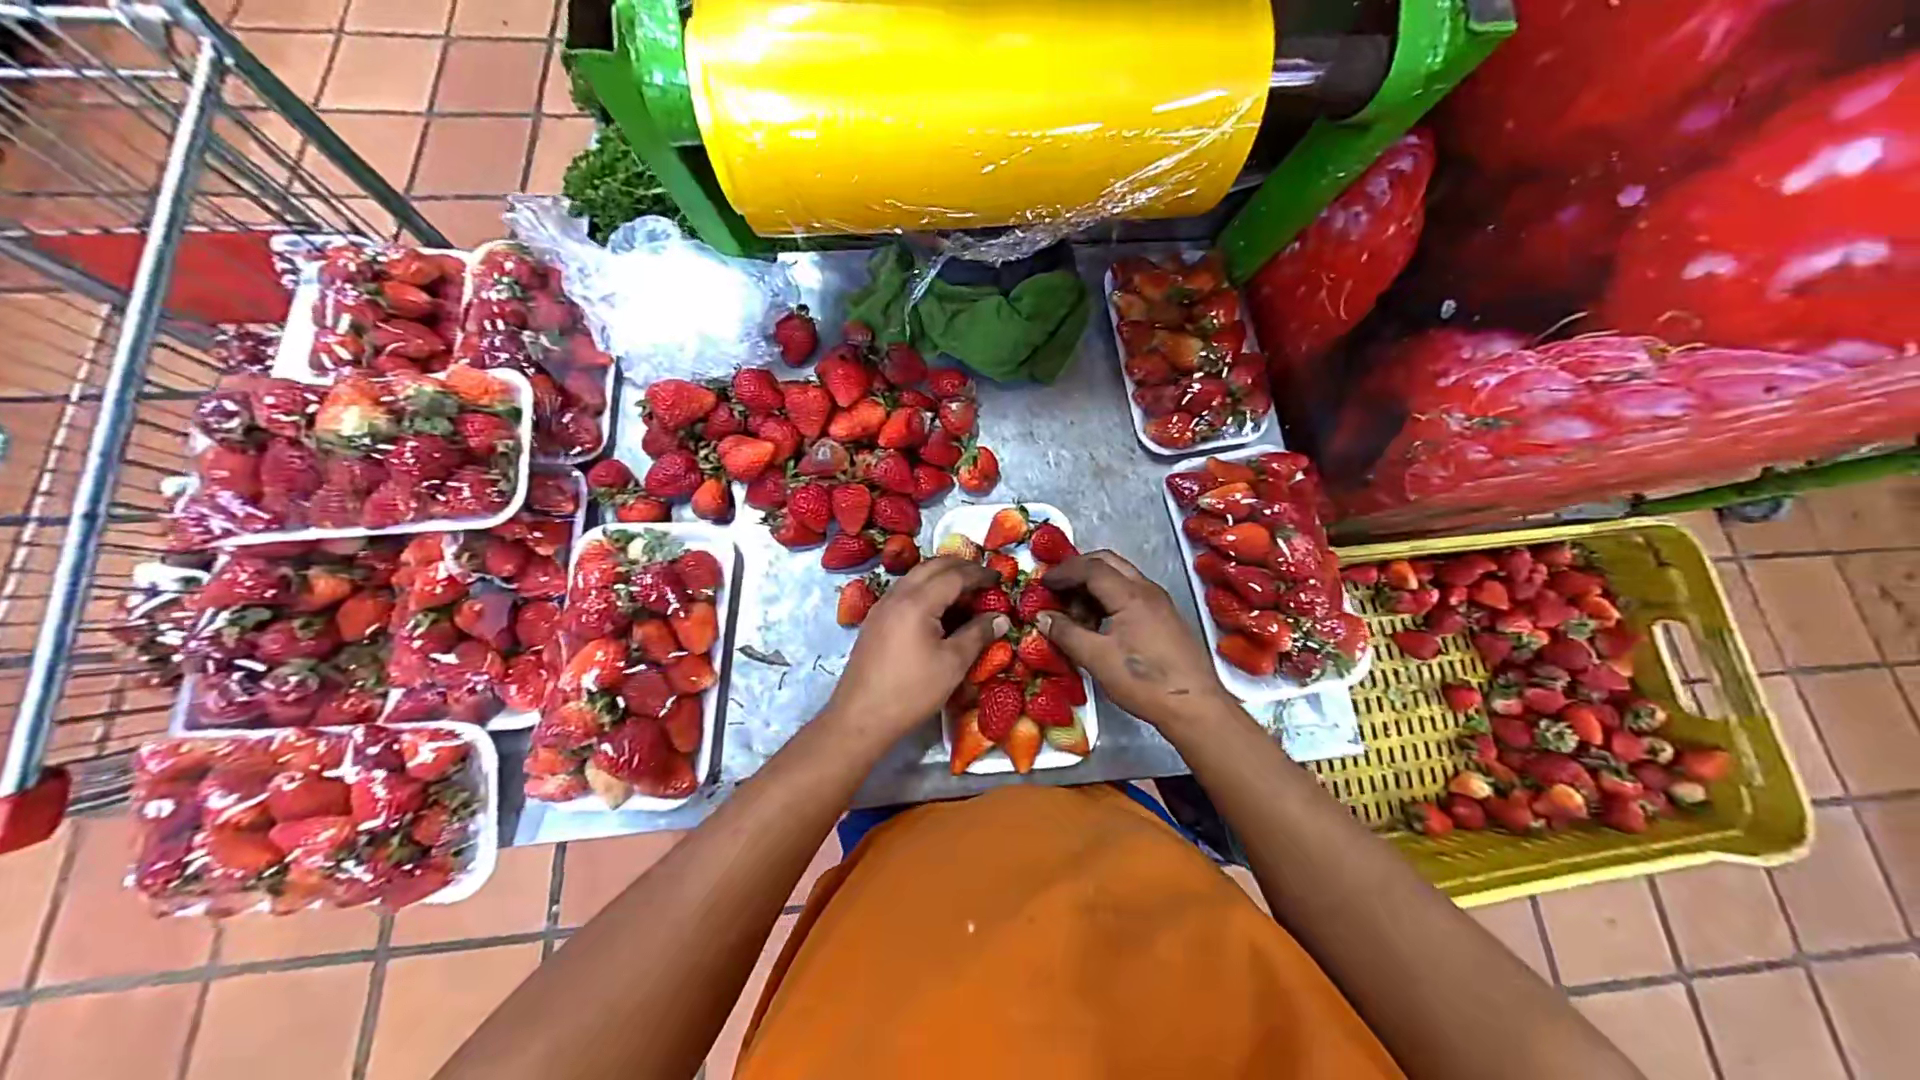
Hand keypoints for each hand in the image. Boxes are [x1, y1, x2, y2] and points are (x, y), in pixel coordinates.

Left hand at [819, 558, 1008, 748]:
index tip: (999, 579)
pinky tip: (937, 610)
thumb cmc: (911, 691)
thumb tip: (1000, 618)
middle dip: (960, 567)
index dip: (979, 574)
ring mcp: (881, 607)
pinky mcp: (874, 621)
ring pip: (915, 577)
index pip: (954, 575)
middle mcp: (897, 596)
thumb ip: (978, 635)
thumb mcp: (953, 664)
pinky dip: (925, 590)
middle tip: (983, 578)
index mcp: (917, 602)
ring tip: (963, 592)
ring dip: (941, 576)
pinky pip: (904, 592)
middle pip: (932, 567)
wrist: (860, 717)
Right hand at [1037, 551, 1238, 732]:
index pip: (1091, 568)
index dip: (1063, 572)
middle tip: (1057, 588)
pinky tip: (1099, 626)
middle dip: (1079, 570)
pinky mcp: (1166, 618)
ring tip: (1075, 615)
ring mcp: (1160, 603)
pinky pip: (1131, 594)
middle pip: (1108, 563)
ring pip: (1121, 578)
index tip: (1043, 583)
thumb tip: (1042, 617)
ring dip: (1094, 587)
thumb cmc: (1144, 682)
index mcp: (1130, 595)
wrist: (1195, 706)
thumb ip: (1066, 633)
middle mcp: (1147, 590)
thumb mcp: (1096, 658)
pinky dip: (1109, 599)